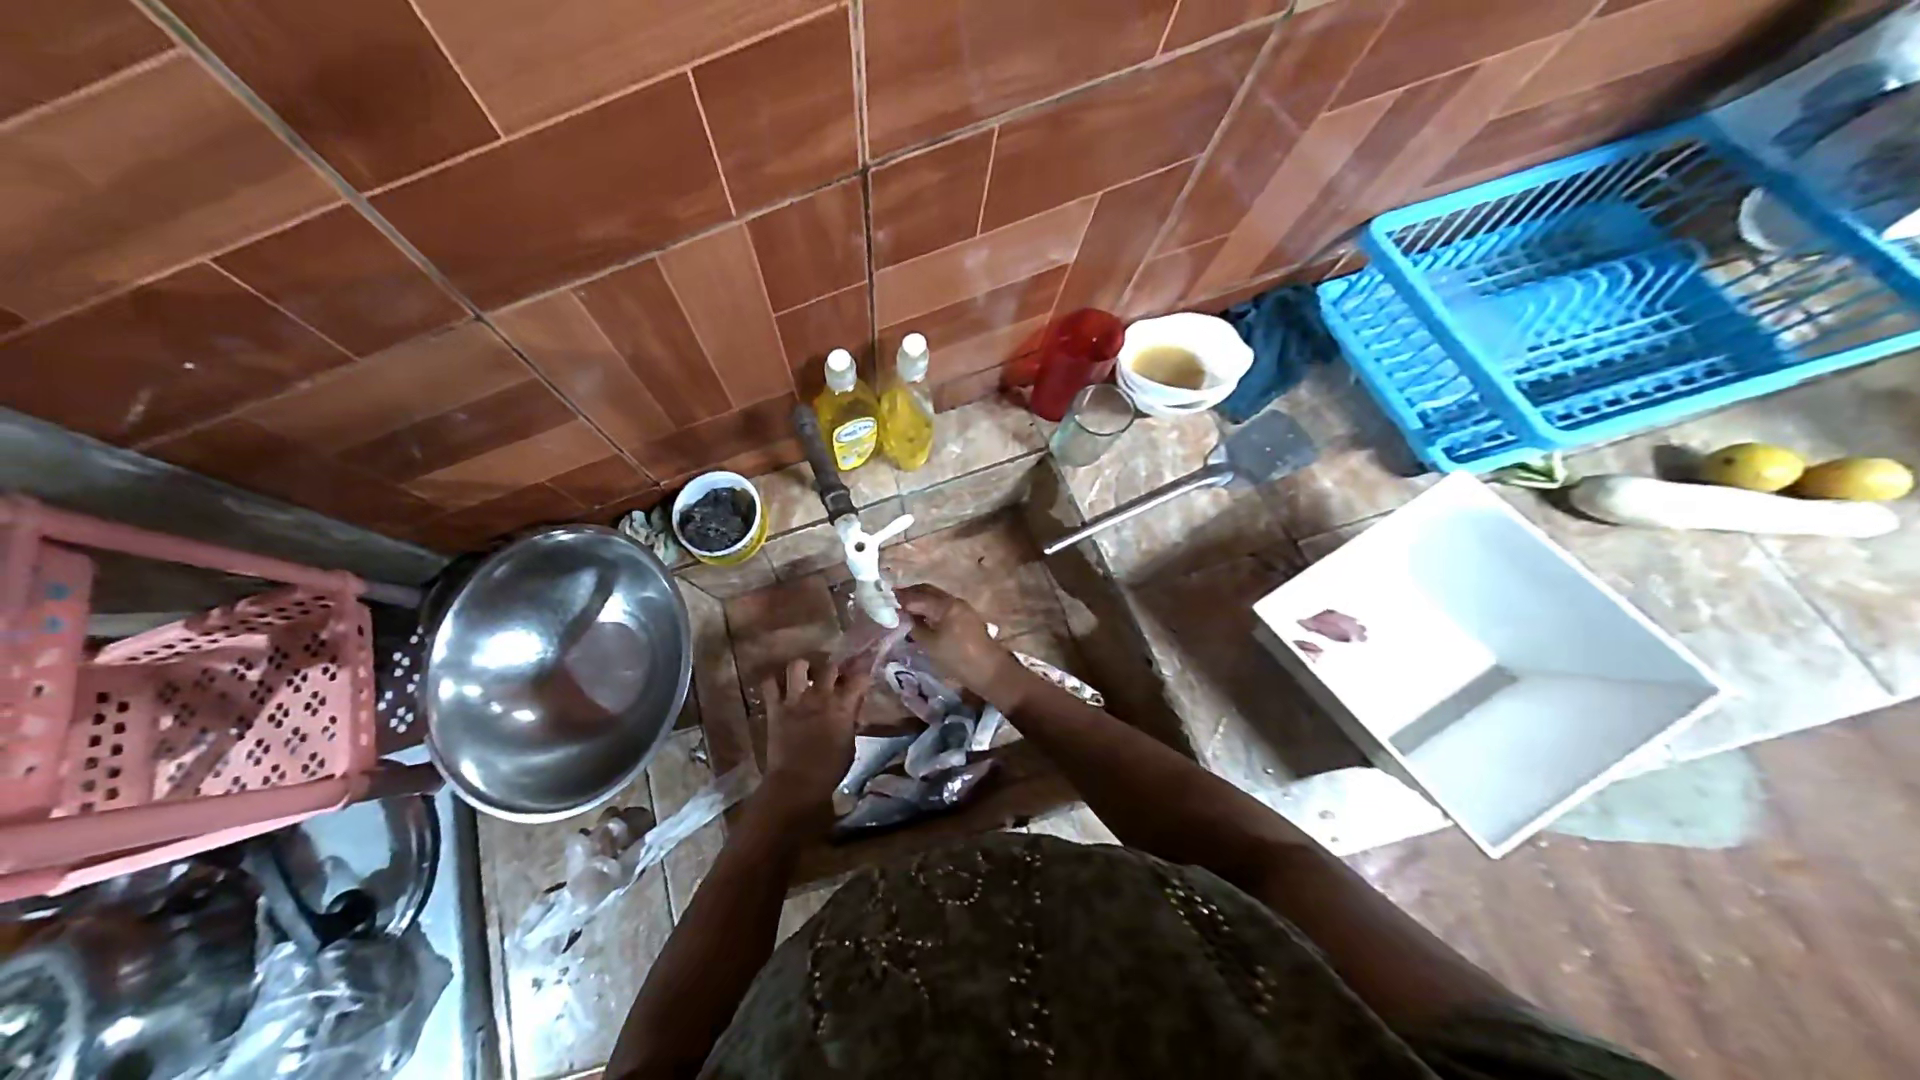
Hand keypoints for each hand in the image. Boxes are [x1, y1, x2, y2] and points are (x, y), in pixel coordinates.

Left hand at [757, 655, 872, 824]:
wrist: (798, 783)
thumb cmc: (830, 769)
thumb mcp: (850, 744)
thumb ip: (850, 721)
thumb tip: (851, 710)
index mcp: (843, 706)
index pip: (860, 678)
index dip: (862, 675)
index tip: (862, 678)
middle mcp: (820, 696)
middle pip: (830, 666)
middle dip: (834, 669)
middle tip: (834, 678)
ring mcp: (795, 699)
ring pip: (798, 665)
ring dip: (804, 668)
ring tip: (806, 675)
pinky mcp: (775, 707)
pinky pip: (769, 683)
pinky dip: (774, 681)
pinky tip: (780, 687)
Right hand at [895, 584, 1025, 702]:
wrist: (989, 670)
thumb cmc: (957, 658)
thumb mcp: (930, 645)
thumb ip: (914, 627)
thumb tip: (902, 617)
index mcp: (945, 605)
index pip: (917, 596)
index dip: (900, 598)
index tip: (884, 600)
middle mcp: (954, 601)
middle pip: (927, 591)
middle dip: (909, 595)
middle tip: (892, 603)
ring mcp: (962, 607)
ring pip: (935, 597)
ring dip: (920, 600)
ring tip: (903, 610)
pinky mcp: (965, 616)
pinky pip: (943, 605)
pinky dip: (929, 607)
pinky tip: (921, 617)